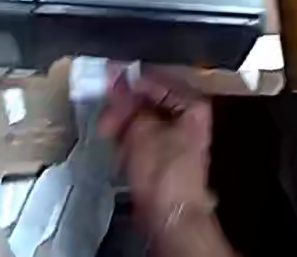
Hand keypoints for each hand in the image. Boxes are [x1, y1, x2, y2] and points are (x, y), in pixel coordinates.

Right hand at [97, 74, 215, 239]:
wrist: (170, 220)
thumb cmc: (161, 169)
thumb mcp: (141, 129)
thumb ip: (128, 102)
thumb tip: (117, 78)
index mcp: (191, 103)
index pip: (157, 81)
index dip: (131, 80)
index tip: (107, 77)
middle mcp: (189, 116)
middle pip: (151, 100)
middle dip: (125, 106)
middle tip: (105, 111)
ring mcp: (179, 138)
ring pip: (146, 119)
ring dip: (124, 122)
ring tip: (107, 129)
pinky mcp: (166, 157)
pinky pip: (145, 137)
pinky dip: (130, 138)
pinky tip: (117, 144)